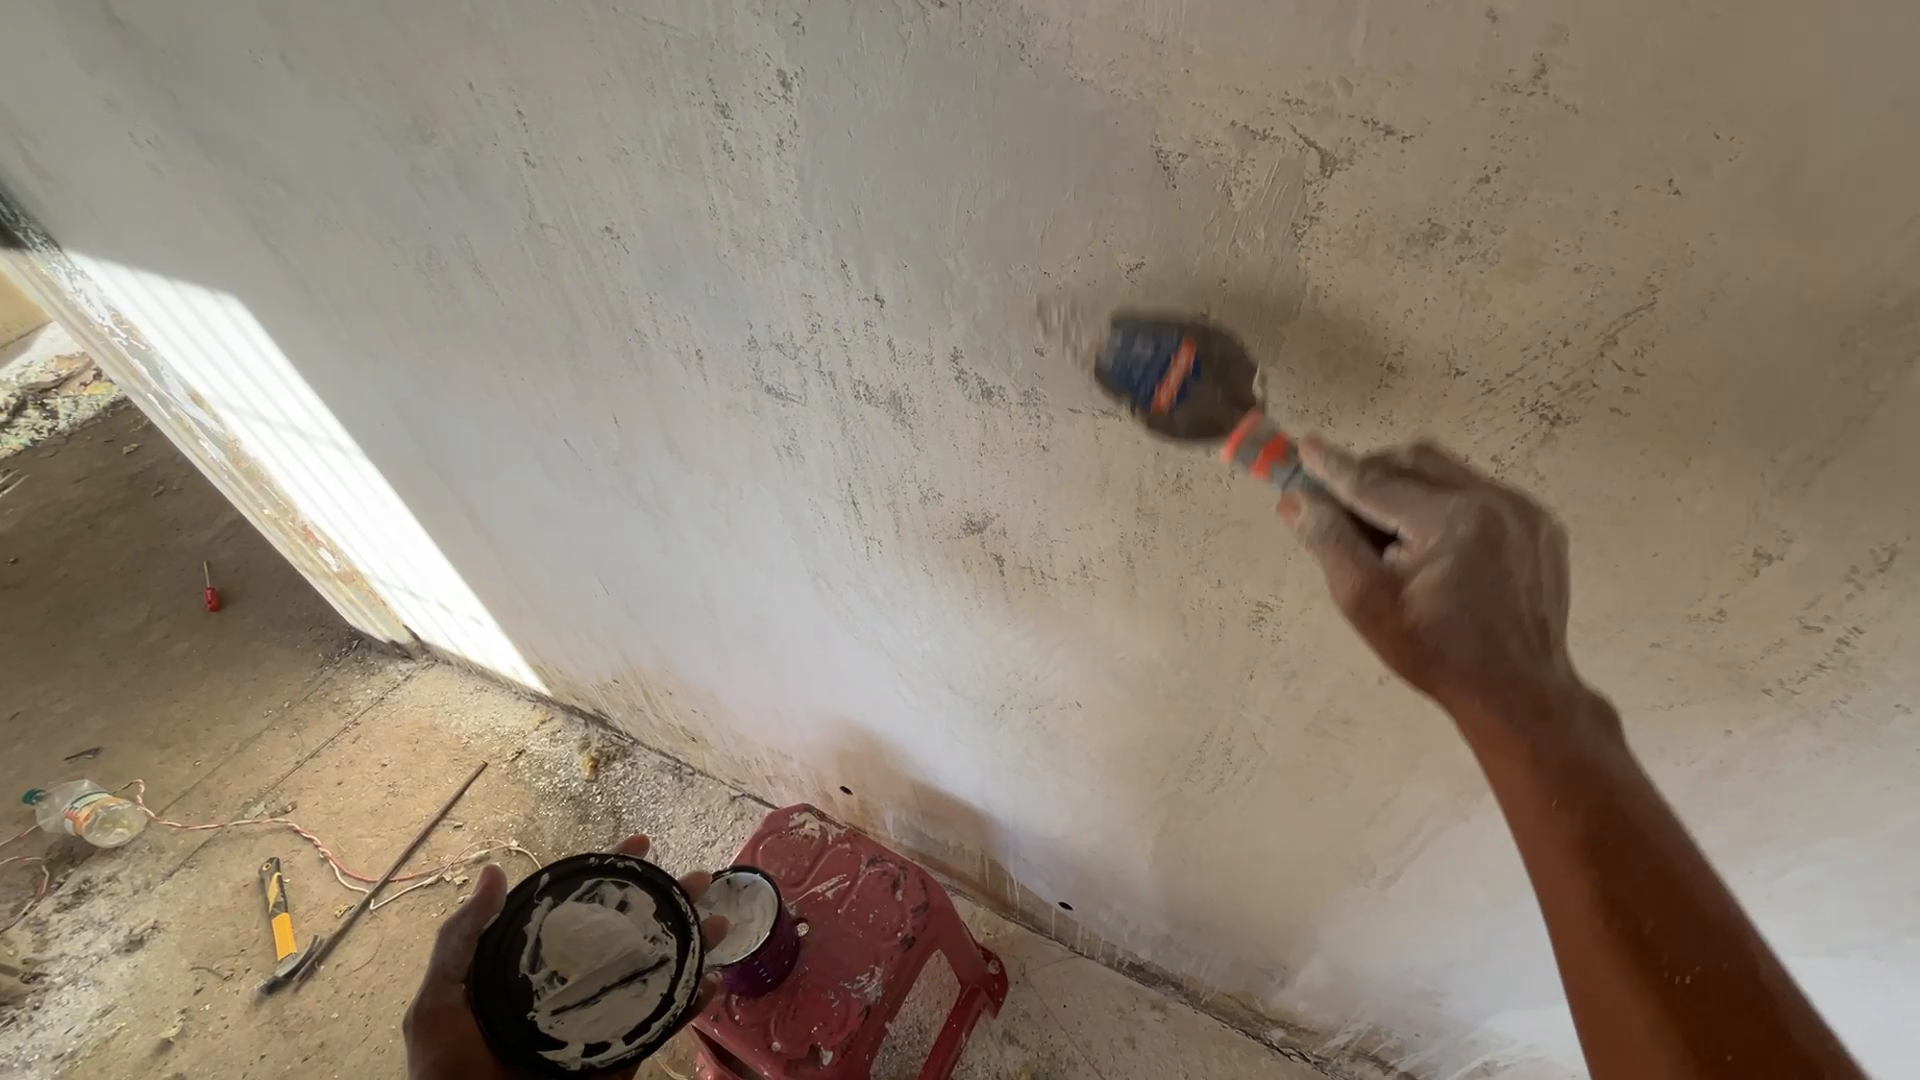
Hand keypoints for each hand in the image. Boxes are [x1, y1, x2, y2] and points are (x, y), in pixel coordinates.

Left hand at [402, 834, 728, 1079]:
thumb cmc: (450, 1076)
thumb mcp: (439, 1007)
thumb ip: (460, 943)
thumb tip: (494, 871)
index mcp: (542, 963)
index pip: (584, 904)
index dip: (614, 869)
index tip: (642, 842)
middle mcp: (581, 980)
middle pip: (635, 927)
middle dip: (671, 897)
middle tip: (699, 877)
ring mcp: (607, 1014)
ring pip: (660, 966)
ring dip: (694, 940)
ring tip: (720, 918)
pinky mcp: (626, 1051)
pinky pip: (666, 1021)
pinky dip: (693, 1002)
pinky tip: (711, 981)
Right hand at [1279, 437, 1603, 735]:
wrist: (1517, 692)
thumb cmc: (1430, 650)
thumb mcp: (1364, 600)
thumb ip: (1328, 540)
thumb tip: (1294, 499)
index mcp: (1453, 521)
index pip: (1375, 481)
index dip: (1332, 466)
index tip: (1303, 445)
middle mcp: (1495, 501)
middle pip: (1414, 461)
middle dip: (1369, 473)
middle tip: (1339, 504)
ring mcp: (1524, 510)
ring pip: (1445, 472)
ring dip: (1402, 486)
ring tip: (1381, 529)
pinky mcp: (1538, 524)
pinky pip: (1474, 492)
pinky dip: (1437, 502)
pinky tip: (1424, 541)